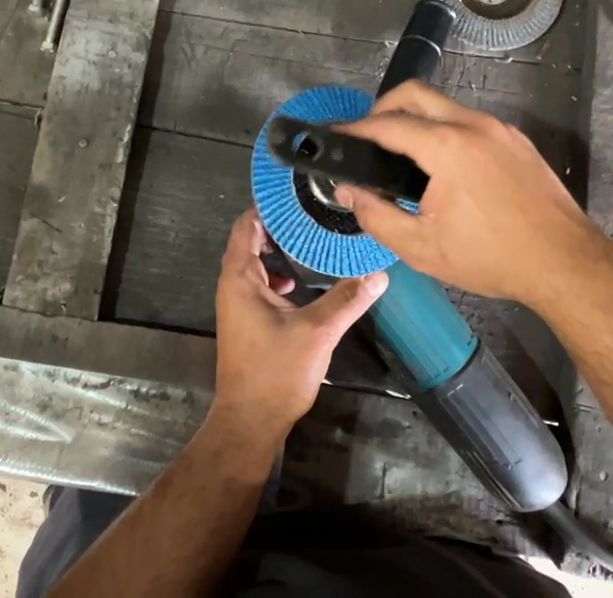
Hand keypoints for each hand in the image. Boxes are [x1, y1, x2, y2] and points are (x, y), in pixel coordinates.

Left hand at [207, 210, 387, 450]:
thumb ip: (347, 299)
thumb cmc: (276, 372)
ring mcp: (238, 304)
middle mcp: (233, 284)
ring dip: (281, 250)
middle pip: (251, 239)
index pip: (246, 224)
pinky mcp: (247, 320)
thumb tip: (379, 274)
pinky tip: (303, 280)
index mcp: (240, 277)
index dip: (268, 205)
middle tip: (315, 212)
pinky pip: (261, 283)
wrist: (250, 421)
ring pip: (257, 263)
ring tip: (314, 239)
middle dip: (281, 225)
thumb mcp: (317, 331)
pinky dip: (279, 273)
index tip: (298, 191)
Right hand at [334, 81, 606, 303]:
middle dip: (382, 108)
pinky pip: (469, 121)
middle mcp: (473, 125)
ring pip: (444, 105)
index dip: (354, 129)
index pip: (387, 124)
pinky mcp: (516, 140)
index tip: (334, 136)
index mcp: (447, 147)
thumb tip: (348, 192)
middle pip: (414, 94)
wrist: (566, 263)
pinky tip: (442, 166)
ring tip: (400, 155)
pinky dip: (444, 130)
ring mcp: (499, 129)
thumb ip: (376, 216)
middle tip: (366, 139)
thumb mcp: (422, 247)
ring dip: (416, 119)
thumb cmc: (491, 258)